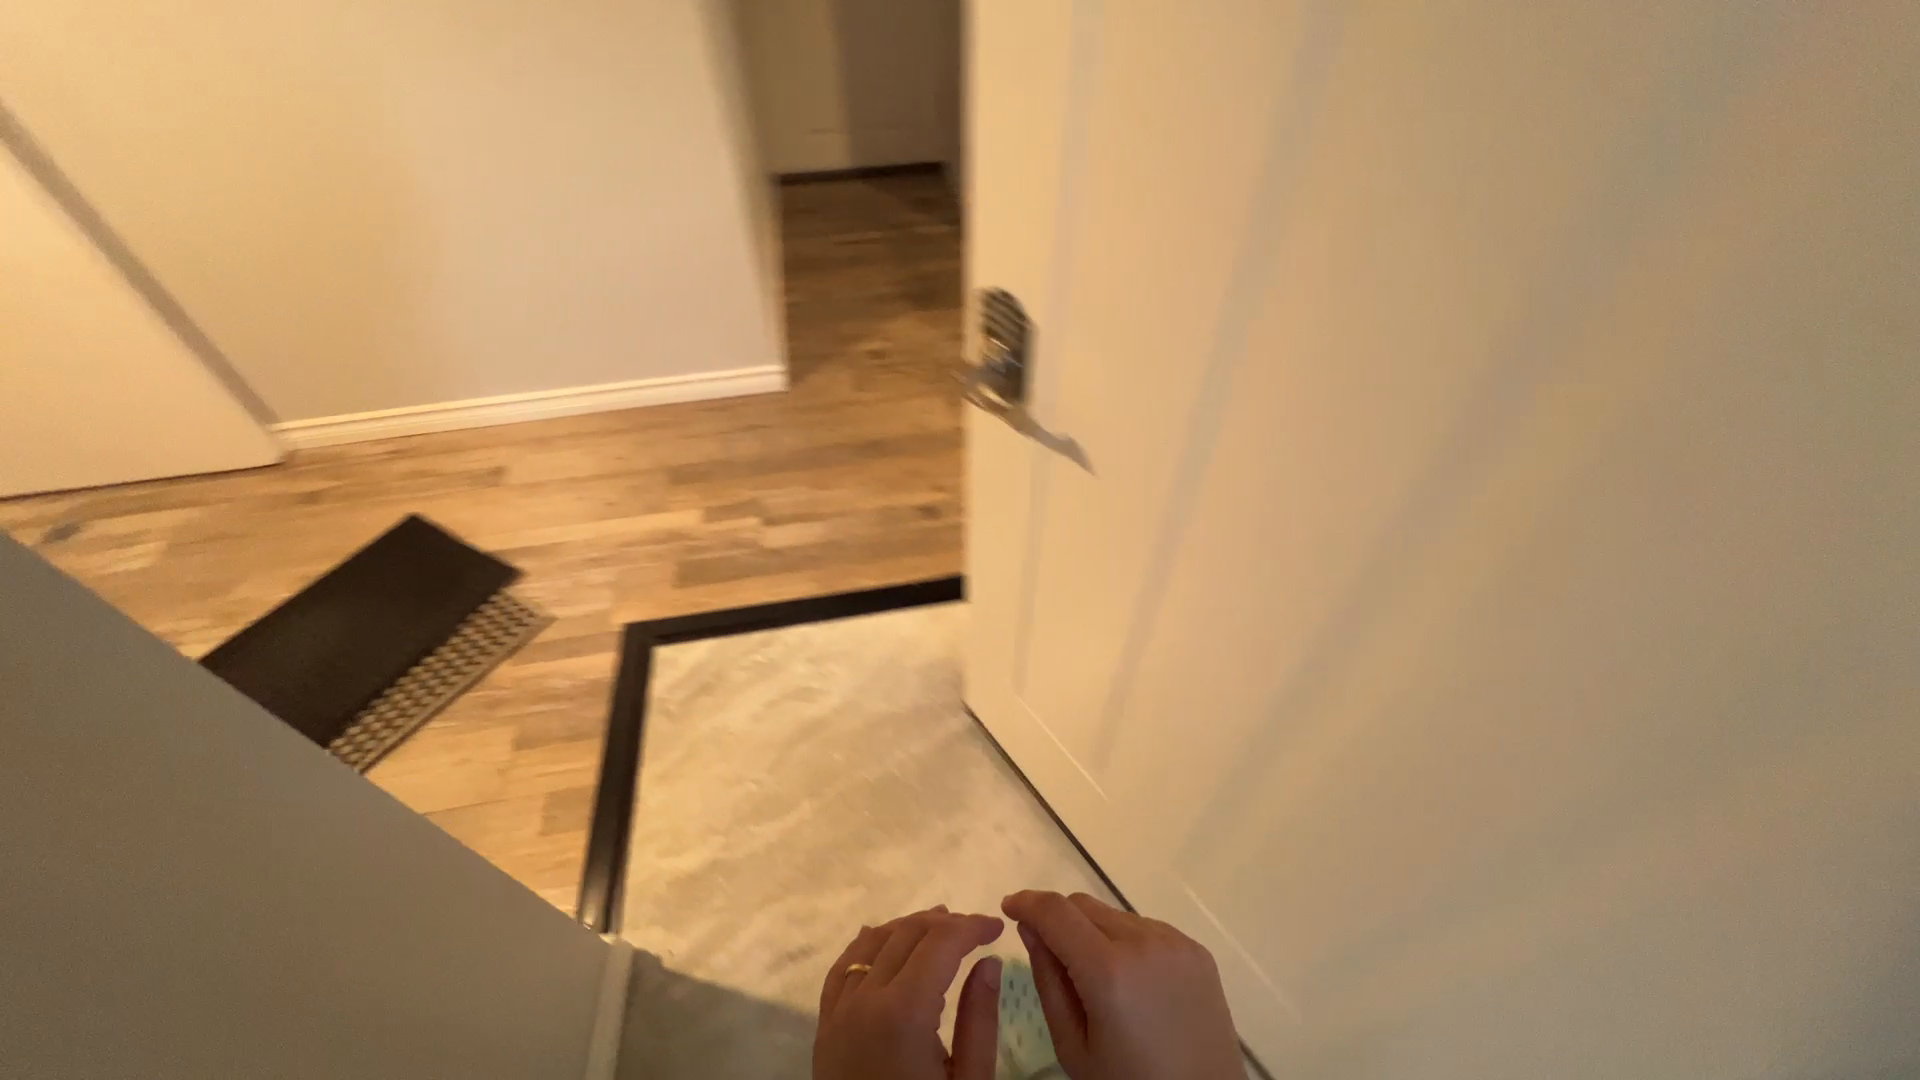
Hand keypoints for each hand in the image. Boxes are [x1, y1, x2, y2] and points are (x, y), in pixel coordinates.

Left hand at [813, 905, 1004, 1079]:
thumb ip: (979, 1018)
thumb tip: (988, 961)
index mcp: (903, 1012)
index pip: (940, 943)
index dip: (971, 927)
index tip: (997, 927)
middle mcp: (864, 1000)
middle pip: (907, 934)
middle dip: (945, 923)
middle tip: (975, 929)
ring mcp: (838, 1012)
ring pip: (872, 942)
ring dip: (908, 927)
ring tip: (939, 926)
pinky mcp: (823, 1027)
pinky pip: (842, 968)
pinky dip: (866, 945)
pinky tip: (880, 936)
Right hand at [1002, 890, 1241, 1079]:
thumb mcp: (1073, 1046)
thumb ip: (1048, 979)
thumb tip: (1030, 927)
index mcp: (1108, 970)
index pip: (1055, 911)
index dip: (1026, 902)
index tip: (1009, 907)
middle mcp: (1143, 942)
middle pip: (1082, 905)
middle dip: (1058, 920)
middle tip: (1052, 955)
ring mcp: (1174, 942)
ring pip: (1113, 914)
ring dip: (1094, 932)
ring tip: (1100, 979)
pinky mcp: (1195, 949)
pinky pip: (1145, 928)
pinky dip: (1126, 942)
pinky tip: (1134, 982)